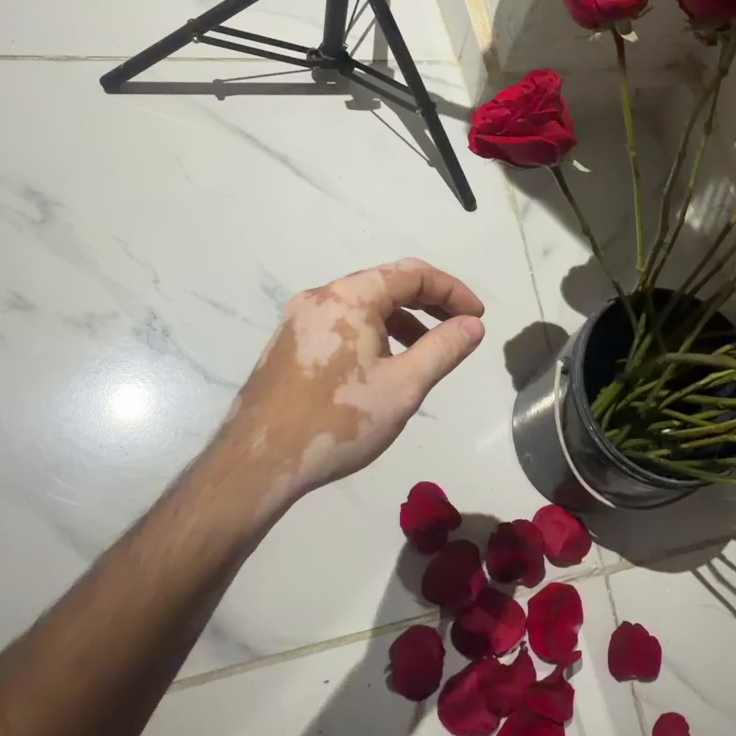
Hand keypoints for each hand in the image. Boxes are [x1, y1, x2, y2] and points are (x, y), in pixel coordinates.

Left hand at [219, 258, 485, 497]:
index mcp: (350, 298)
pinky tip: (383, 367)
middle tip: (460, 329)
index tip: (478, 317)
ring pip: (363, 306)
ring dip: (402, 320)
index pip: (413, 274)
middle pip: (387, 284)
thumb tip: (473, 325)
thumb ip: (444, 349)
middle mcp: (321, 297)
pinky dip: (374, 333)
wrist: (257, 462)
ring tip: (426, 353)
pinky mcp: (289, 343)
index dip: (452, 290)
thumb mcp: (404, 386)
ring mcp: (300, 319)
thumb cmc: (338, 421)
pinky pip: (343, 324)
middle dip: (429, 304)